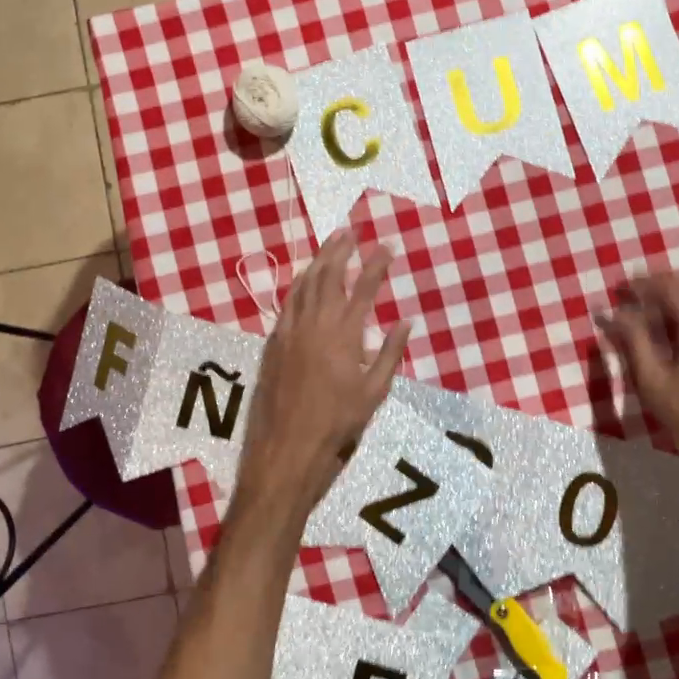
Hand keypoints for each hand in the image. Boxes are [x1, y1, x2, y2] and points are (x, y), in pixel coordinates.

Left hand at [233, 228, 411, 529]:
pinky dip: (300, 284)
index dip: (376, 263)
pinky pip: (288, 302)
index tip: (386, 245)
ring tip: (330, 244)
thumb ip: (390, 354)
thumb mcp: (375, 393)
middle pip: (329, 275)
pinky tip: (306, 279)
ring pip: (304, 284)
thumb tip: (405, 322)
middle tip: (351, 230)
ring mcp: (290, 331)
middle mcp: (316, 324)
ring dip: (318, 260)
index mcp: (345, 335)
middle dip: (341, 249)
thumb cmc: (338, 426)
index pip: (364, 288)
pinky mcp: (273, 342)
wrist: (287, 448)